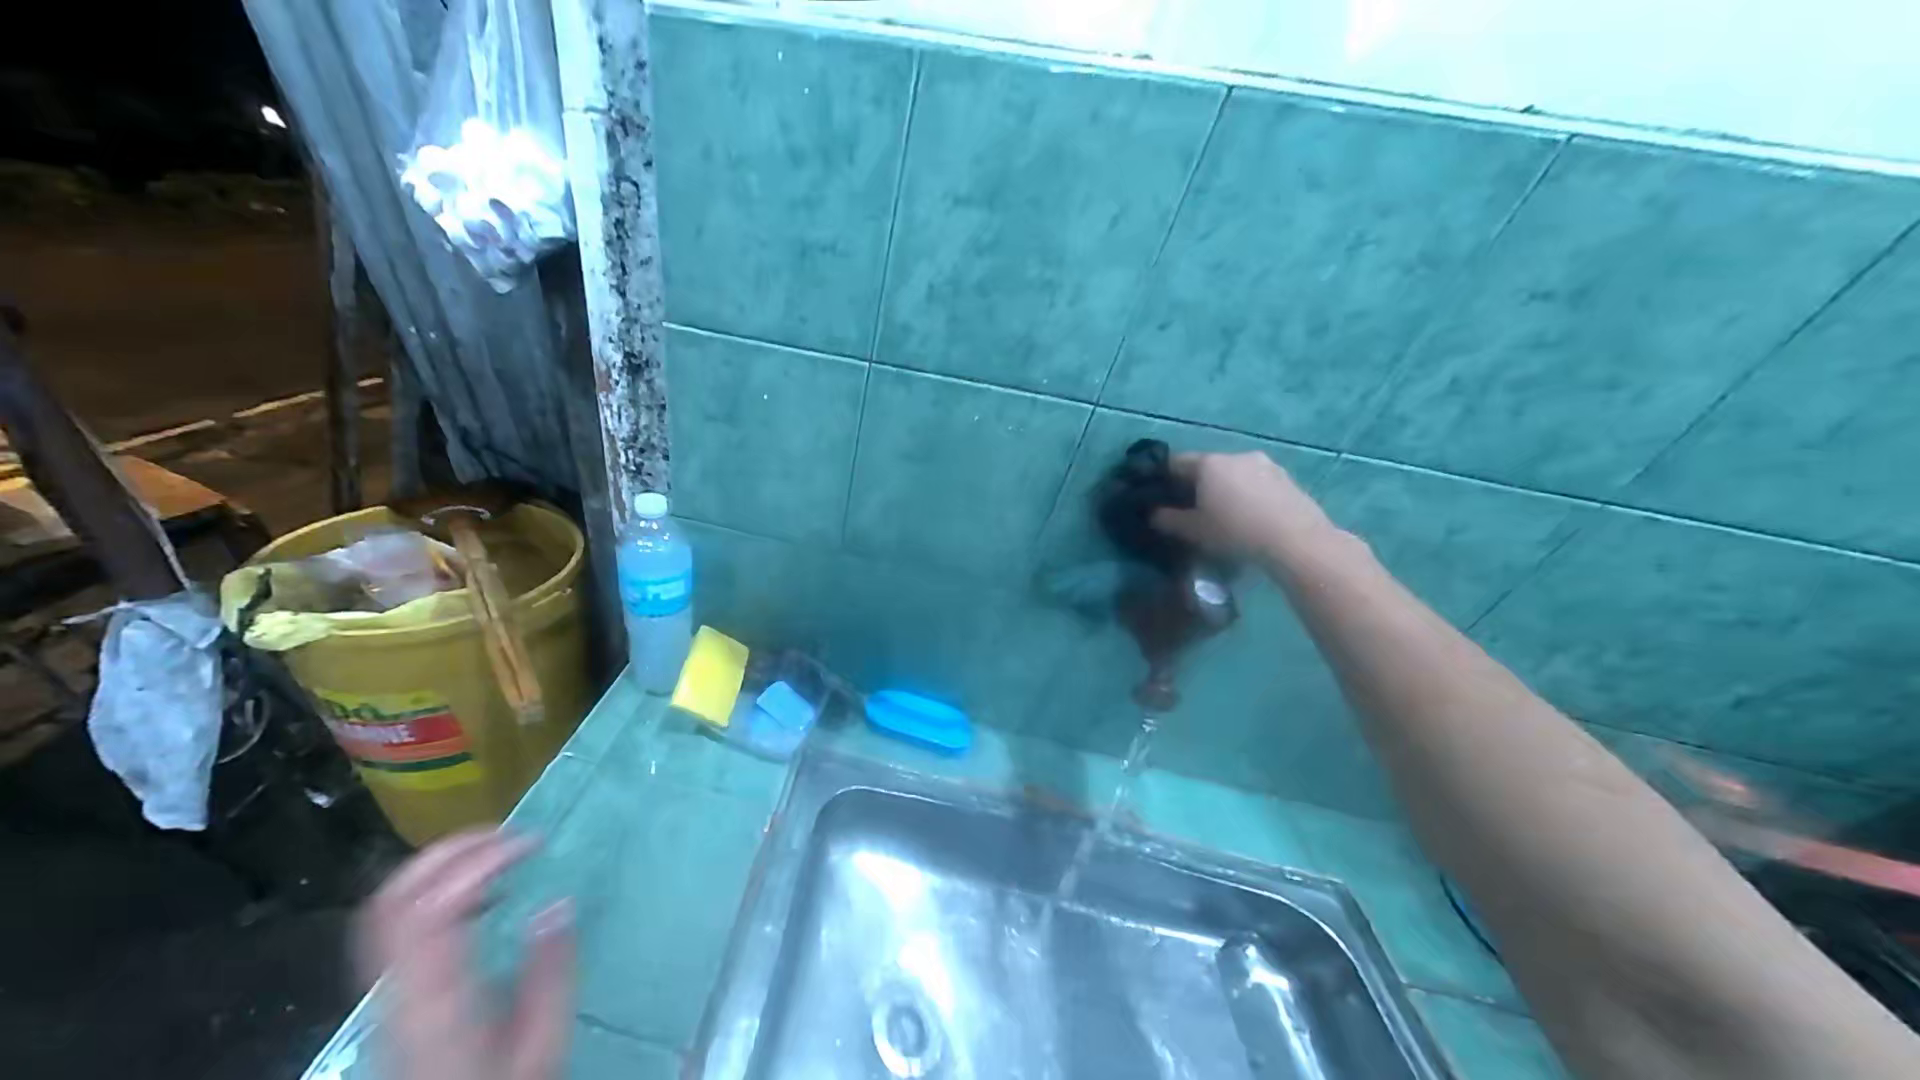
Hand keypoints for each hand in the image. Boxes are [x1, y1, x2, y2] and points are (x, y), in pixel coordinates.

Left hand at [359, 829, 572, 1079]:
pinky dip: (439, 887)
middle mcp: (400, 986)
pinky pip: (400, 921)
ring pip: (389, 905)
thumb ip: (550, 973)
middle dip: (452, 850)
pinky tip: (484, 892)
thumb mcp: (542, 1040)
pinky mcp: (395, 989)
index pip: (434, 909)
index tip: (532, 844)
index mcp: (437, 997)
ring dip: (444, 864)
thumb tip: (558, 903)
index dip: (479, 861)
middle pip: (394, 898)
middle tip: (510, 834)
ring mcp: (388, 988)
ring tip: (500, 851)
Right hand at [1150, 451, 1334, 560]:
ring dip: (1225, 487)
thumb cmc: (1235, 531)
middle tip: (1190, 507)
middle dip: (1196, 483)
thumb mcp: (1194, 530)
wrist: (1295, 540)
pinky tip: (1249, 515)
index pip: (1176, 462)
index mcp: (1209, 463)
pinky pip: (1256, 482)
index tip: (1159, 494)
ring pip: (1234, 473)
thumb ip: (1169, 520)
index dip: (1164, 477)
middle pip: (1207, 466)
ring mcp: (1265, 464)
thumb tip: (1154, 514)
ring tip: (1223, 513)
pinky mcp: (1286, 478)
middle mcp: (1236, 455)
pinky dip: (1247, 493)